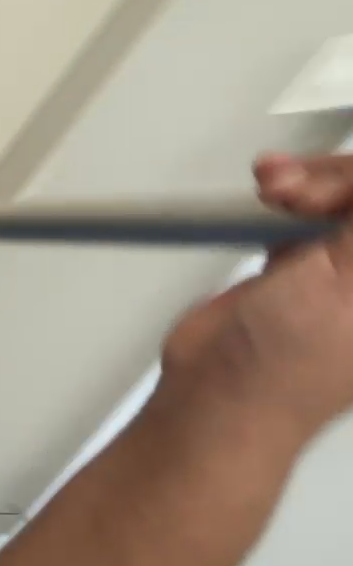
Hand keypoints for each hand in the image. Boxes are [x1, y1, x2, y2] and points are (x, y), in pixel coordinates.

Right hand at [160, 153, 352, 443]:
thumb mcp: (348, 276)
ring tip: (268, 184)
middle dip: (336, 175)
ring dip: (308, 178)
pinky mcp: (302, 263)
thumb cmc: (294, 354)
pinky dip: (285, 195)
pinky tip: (265, 188)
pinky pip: (306, 213)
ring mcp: (346, 262)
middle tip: (289, 187)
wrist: (224, 389)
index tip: (327, 189)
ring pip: (343, 195)